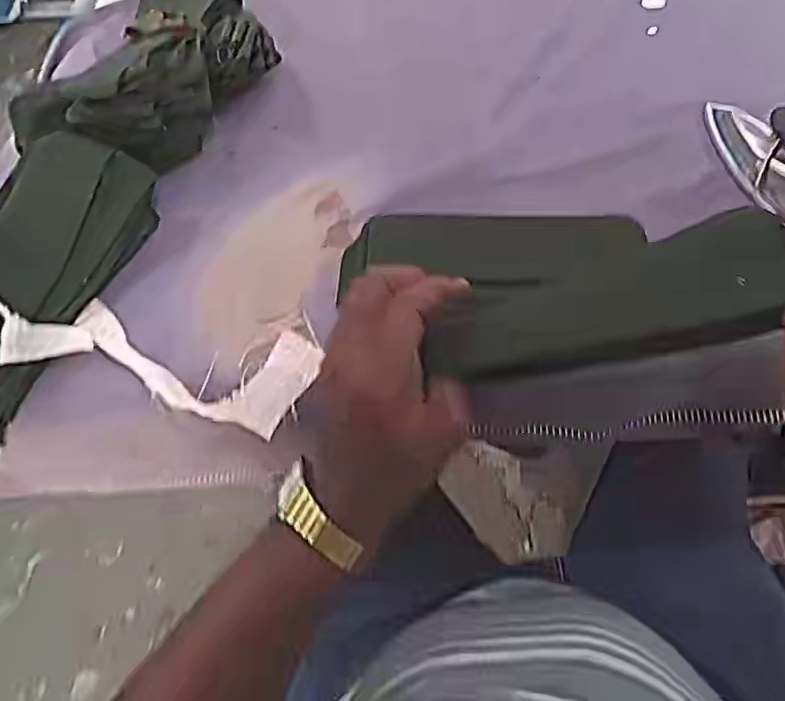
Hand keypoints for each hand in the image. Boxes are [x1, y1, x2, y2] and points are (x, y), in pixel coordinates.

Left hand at [303, 268, 471, 551]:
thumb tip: (443, 362)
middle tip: (435, 283)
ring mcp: (330, 358)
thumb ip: (450, 387)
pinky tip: (395, 321)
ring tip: (417, 297)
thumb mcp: (442, 436)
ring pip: (354, 299)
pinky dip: (373, 306)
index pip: (405, 306)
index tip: (461, 288)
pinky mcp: (323, 367)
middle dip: (405, 275)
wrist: (335, 508)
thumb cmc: (392, 474)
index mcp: (380, 370)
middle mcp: (349, 354)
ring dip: (387, 288)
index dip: (436, 289)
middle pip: (370, 288)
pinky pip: (349, 318)